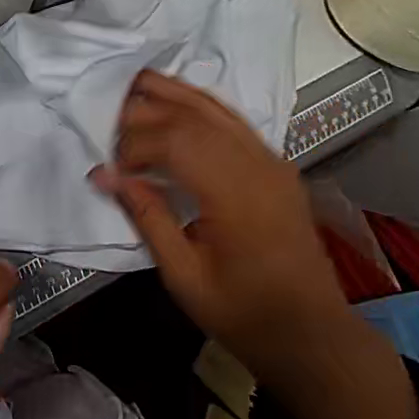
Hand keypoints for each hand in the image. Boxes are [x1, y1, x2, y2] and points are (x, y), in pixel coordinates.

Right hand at [92, 70, 418, 418]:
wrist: (314, 333)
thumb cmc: (244, 313)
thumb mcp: (184, 276)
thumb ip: (147, 216)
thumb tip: (104, 174)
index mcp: (233, 194)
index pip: (173, 142)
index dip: (133, 145)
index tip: (108, 167)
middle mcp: (254, 163)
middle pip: (190, 115)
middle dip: (144, 111)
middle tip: (107, 122)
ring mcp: (269, 158)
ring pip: (213, 106)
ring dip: (170, 93)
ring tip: (131, 84)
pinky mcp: (275, 162)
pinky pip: (231, 117)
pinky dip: (198, 103)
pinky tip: (175, 103)